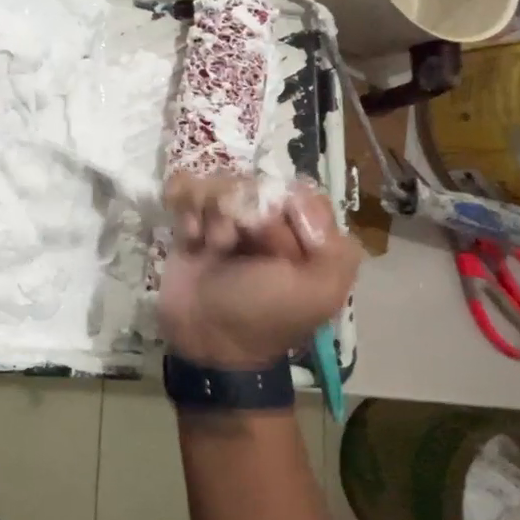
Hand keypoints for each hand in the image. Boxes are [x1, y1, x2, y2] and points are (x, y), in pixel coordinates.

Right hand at [157, 174, 361, 368]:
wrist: (201, 336)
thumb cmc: (261, 315)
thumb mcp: (316, 292)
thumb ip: (334, 248)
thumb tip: (297, 197)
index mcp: (306, 238)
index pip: (297, 192)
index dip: (282, 209)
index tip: (274, 238)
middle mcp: (269, 224)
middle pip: (253, 183)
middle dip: (239, 210)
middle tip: (232, 243)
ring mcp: (228, 221)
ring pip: (217, 184)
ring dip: (209, 212)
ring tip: (208, 245)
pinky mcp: (193, 222)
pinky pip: (186, 190)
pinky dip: (185, 210)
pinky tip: (190, 238)